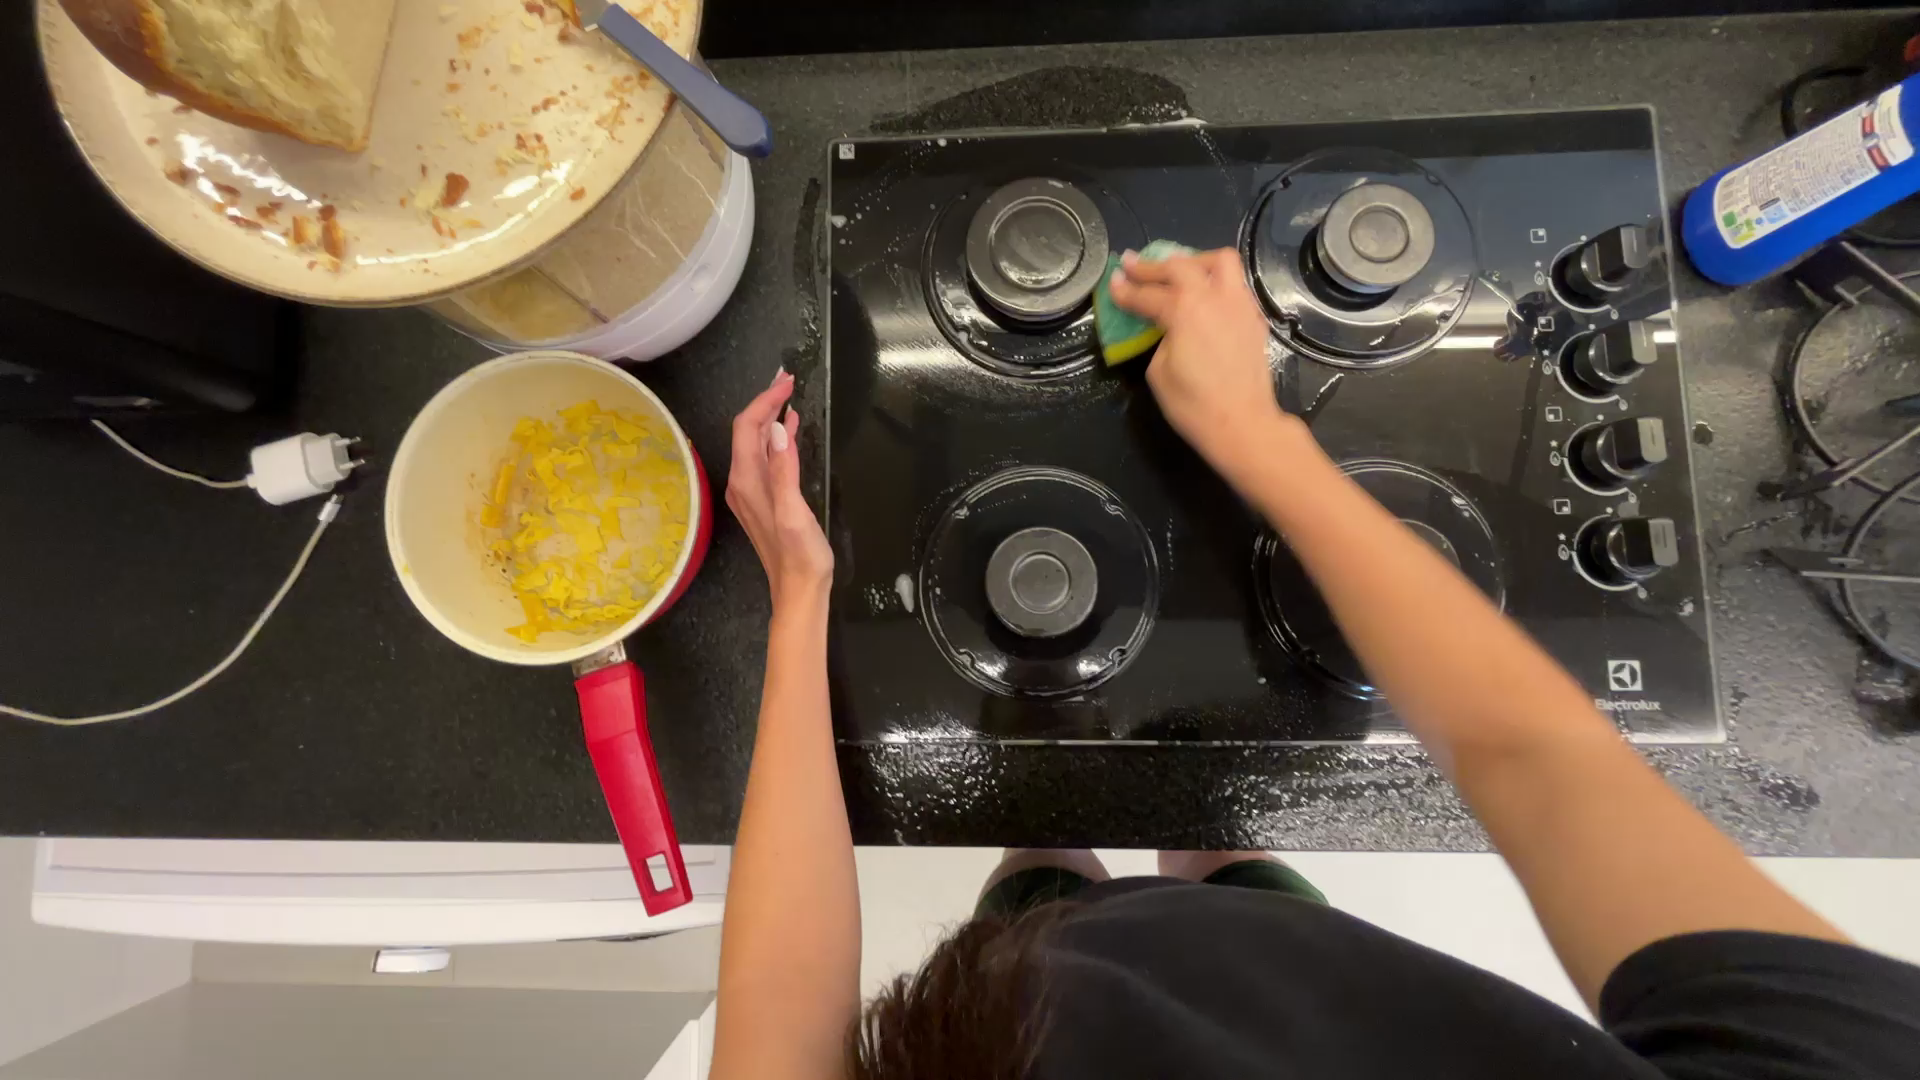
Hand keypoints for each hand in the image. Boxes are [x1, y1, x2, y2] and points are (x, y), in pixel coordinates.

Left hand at [726, 371, 832, 612]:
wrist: (799, 590)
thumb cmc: (801, 555)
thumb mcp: (794, 511)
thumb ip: (784, 470)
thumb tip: (779, 430)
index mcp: (748, 481)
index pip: (748, 427)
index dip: (765, 401)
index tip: (788, 382)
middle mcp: (742, 484)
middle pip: (747, 432)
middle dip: (766, 403)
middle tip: (789, 381)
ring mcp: (751, 493)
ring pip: (755, 445)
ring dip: (770, 419)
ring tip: (789, 398)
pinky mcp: (763, 501)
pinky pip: (764, 459)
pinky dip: (776, 440)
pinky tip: (790, 433)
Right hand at [1108, 248, 1292, 473]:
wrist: (1241, 423)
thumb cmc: (1193, 405)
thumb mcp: (1158, 372)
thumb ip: (1159, 339)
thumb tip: (1166, 327)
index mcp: (1185, 311)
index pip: (1148, 295)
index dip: (1127, 289)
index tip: (1113, 281)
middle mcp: (1214, 297)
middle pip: (1180, 266)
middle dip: (1152, 265)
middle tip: (1133, 265)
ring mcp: (1239, 304)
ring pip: (1219, 262)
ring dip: (1193, 261)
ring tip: (1176, 271)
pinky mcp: (1253, 318)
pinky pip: (1235, 284)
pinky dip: (1214, 281)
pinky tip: (1203, 295)